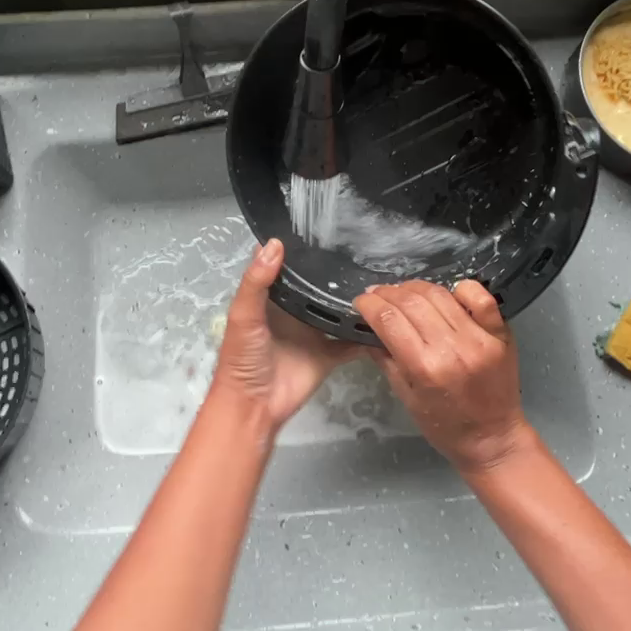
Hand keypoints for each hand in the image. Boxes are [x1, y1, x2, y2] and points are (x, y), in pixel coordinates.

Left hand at [212, 239, 363, 434]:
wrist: (254, 406)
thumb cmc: (242, 357)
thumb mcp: (243, 315)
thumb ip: (257, 281)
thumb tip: (275, 243)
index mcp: (273, 298)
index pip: (287, 266)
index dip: (300, 247)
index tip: (325, 224)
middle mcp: (295, 310)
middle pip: (317, 285)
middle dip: (335, 269)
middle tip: (365, 245)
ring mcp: (314, 331)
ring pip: (337, 309)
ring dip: (354, 299)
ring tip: (382, 275)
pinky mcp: (329, 353)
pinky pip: (351, 341)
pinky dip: (367, 334)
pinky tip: (388, 318)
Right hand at [355, 280, 534, 473]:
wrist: (493, 440)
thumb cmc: (444, 426)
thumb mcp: (406, 398)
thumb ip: (387, 360)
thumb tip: (369, 329)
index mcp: (424, 368)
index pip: (389, 320)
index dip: (369, 304)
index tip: (361, 301)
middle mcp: (451, 348)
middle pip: (411, 302)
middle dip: (387, 293)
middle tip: (378, 295)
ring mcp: (478, 338)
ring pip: (439, 295)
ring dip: (415, 287)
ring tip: (404, 292)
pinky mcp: (500, 334)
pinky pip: (480, 297)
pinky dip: (462, 289)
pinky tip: (449, 294)